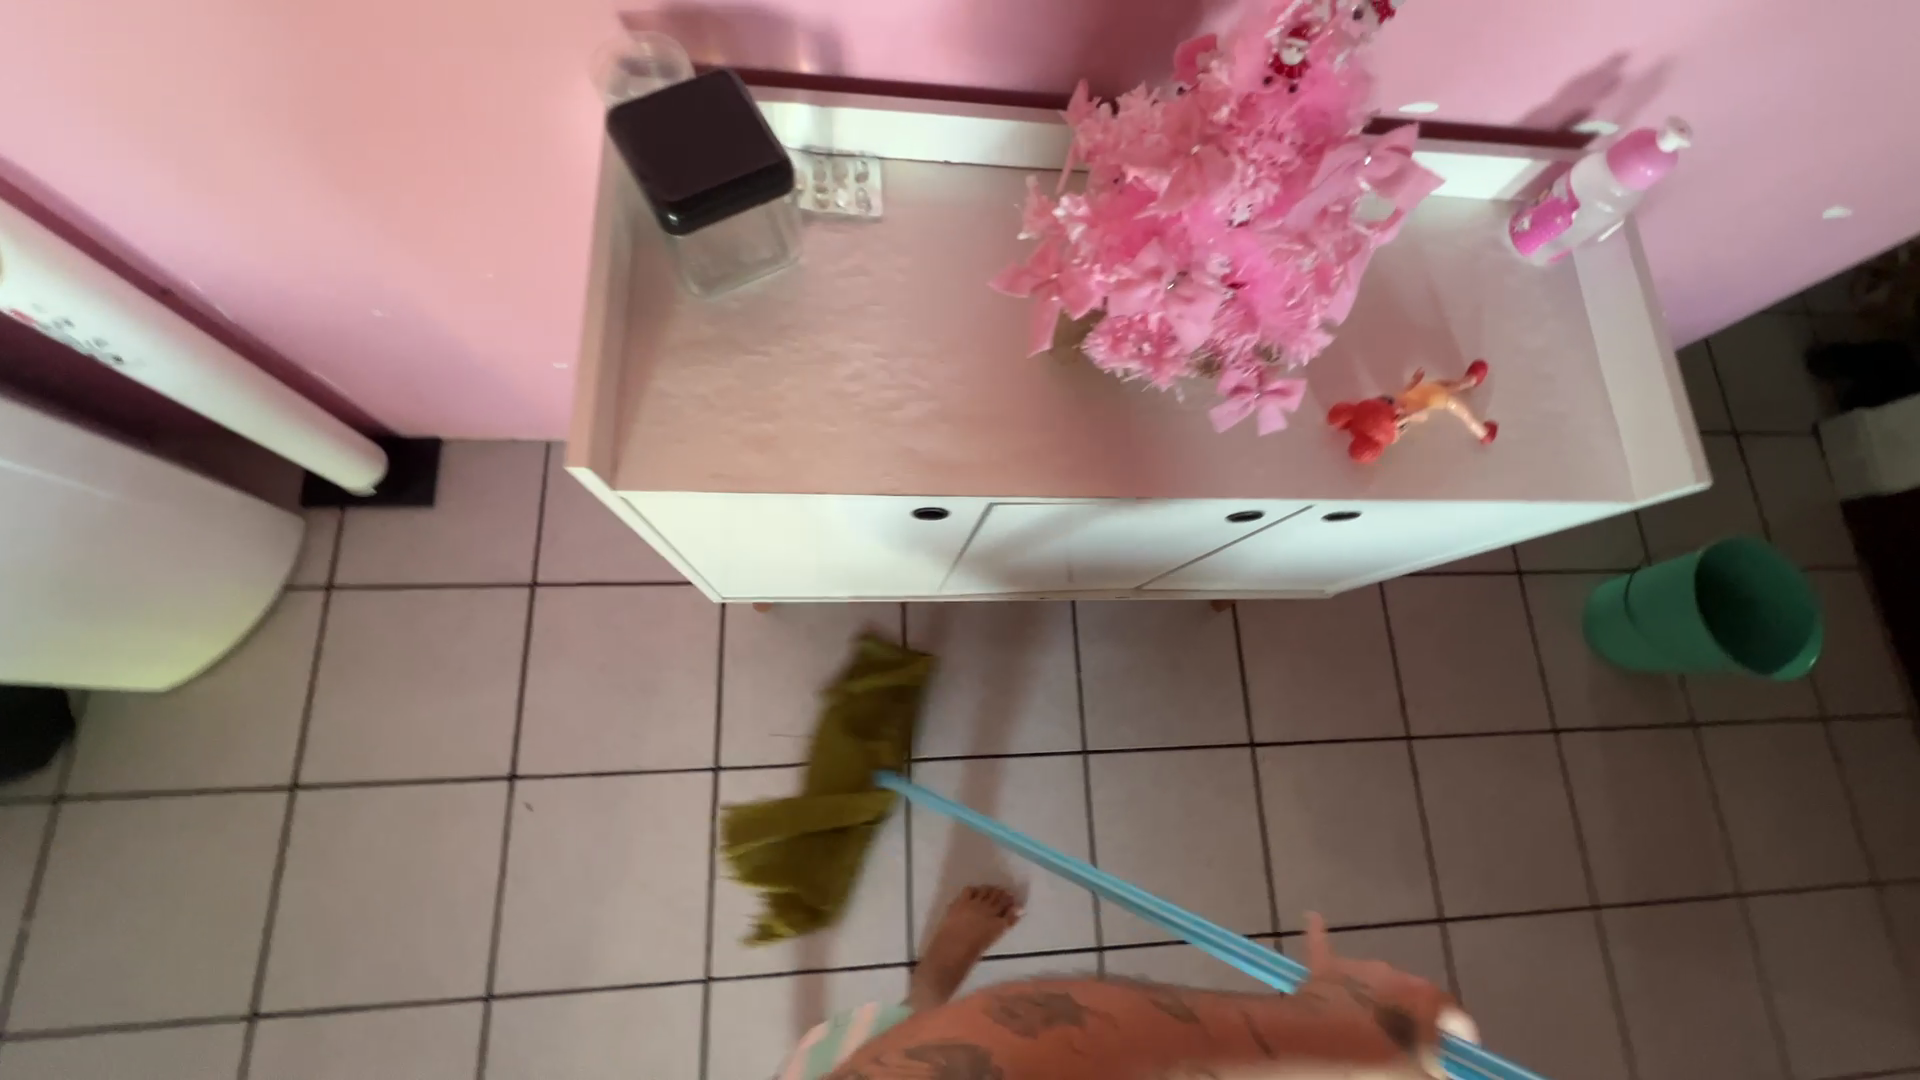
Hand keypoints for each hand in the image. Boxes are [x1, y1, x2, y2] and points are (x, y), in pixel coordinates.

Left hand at [1293, 912, 1477, 1074]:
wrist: (1326, 1041)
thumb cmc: (1379, 1061)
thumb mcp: (1419, 1074)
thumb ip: (1432, 1069)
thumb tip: (1434, 1068)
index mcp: (1425, 997)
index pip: (1453, 1012)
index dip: (1458, 1033)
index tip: (1457, 1049)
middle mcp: (1395, 973)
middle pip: (1412, 995)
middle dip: (1412, 1018)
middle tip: (1408, 1046)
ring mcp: (1359, 966)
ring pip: (1376, 982)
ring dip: (1378, 1000)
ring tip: (1369, 1028)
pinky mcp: (1327, 966)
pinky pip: (1323, 946)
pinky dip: (1319, 934)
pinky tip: (1313, 917)